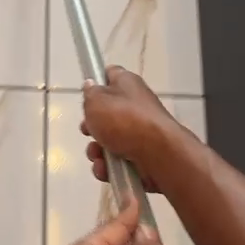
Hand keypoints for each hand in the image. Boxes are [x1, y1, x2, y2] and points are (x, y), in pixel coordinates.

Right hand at [82, 67, 191, 189]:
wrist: (158, 154)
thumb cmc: (124, 120)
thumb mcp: (96, 101)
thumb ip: (89, 94)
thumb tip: (91, 86)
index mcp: (127, 84)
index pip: (110, 75)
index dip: (96, 82)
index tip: (85, 94)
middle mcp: (135, 106)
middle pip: (106, 113)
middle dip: (92, 126)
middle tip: (87, 131)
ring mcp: (140, 132)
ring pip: (109, 140)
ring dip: (97, 151)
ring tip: (97, 156)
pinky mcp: (143, 156)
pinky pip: (119, 161)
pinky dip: (109, 167)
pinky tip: (105, 170)